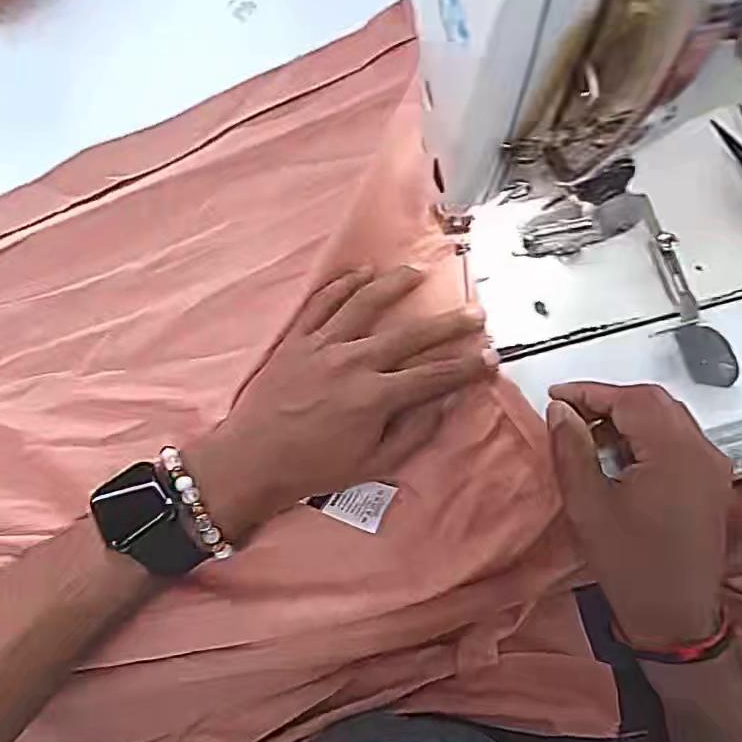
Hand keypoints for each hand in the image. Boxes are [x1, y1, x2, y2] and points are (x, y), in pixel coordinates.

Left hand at [186, 267, 496, 537]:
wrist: (252, 460)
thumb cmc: (313, 468)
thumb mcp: (371, 463)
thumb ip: (412, 433)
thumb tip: (443, 405)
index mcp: (374, 397)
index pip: (433, 376)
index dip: (466, 367)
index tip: (489, 358)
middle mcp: (352, 363)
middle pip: (410, 335)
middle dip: (448, 324)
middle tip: (474, 313)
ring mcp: (322, 346)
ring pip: (366, 304)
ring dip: (396, 285)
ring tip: (418, 273)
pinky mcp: (297, 340)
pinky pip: (322, 303)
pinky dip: (343, 284)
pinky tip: (361, 273)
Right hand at [545, 382, 732, 650]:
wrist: (674, 615)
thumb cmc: (628, 562)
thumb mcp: (587, 504)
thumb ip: (571, 449)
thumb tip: (560, 410)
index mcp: (675, 454)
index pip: (632, 400)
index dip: (589, 391)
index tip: (555, 396)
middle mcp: (703, 451)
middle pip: (654, 402)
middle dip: (608, 401)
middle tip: (569, 413)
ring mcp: (713, 467)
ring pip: (668, 418)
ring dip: (627, 417)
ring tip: (587, 435)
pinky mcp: (712, 482)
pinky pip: (677, 439)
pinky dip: (645, 435)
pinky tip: (617, 455)